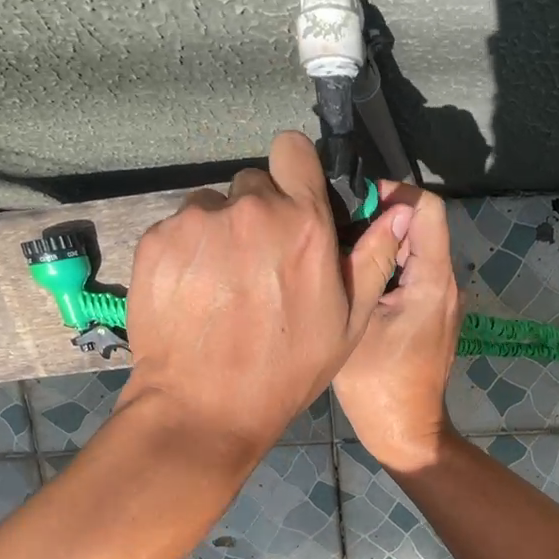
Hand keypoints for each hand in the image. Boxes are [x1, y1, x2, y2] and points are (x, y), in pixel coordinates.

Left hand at [118, 132, 413, 459]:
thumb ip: (372, 260)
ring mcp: (197, 224)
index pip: (293, 149)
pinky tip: (194, 299)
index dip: (293, 172)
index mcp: (303, 224)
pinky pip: (176, 231)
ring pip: (212, 209)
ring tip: (222, 290)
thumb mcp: (348, 326)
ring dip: (220, 236)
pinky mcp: (156, 242)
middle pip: (252, 185)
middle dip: (258, 216)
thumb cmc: (287, 372)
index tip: (292, 202)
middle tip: (259, 269)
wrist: (206, 408)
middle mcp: (249, 209)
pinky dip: (185, 256)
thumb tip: (401, 211)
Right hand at [331, 182, 463, 471]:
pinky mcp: (433, 319)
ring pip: (416, 253)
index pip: (427, 206)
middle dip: (381, 220)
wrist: (405, 433)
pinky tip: (355, 288)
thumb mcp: (357, 321)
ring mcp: (443, 304)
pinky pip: (414, 278)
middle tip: (336, 233)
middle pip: (421, 227)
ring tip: (340, 258)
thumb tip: (357, 222)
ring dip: (383, 247)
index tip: (354, 205)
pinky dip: (389, 271)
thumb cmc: (377, 384)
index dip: (393, 193)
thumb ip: (363, 265)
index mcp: (433, 280)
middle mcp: (447, 285)